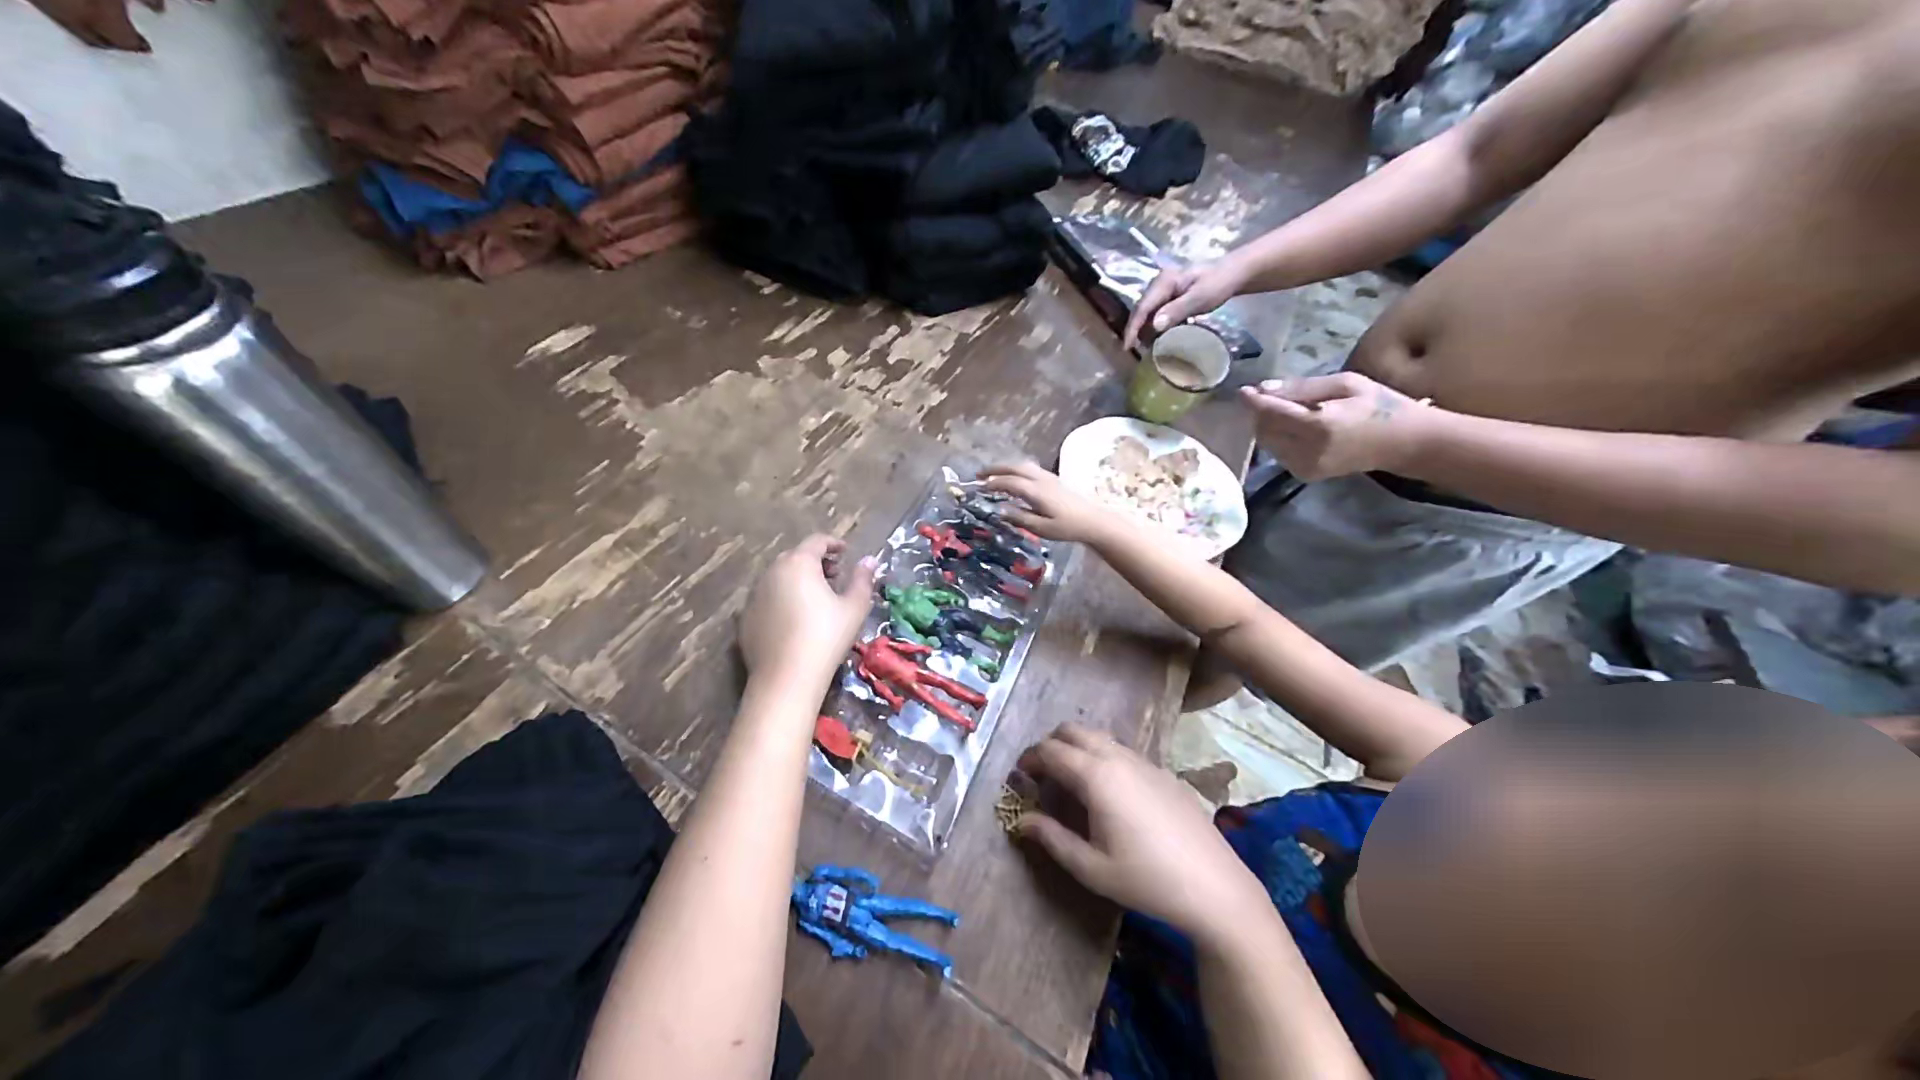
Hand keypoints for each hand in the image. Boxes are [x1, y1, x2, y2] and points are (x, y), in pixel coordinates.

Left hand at [738, 535, 877, 686]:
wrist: (786, 678)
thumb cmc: (826, 637)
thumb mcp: (854, 608)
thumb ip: (862, 580)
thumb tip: (869, 561)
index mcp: (799, 563)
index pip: (816, 541)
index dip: (833, 543)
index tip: (845, 552)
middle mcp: (772, 572)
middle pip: (795, 557)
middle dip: (815, 561)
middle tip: (834, 576)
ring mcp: (754, 595)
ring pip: (779, 578)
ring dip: (797, 580)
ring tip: (815, 598)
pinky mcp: (745, 618)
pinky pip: (767, 599)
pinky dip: (782, 600)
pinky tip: (794, 620)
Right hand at [979, 462, 1115, 544]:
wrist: (1093, 521)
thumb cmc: (1068, 527)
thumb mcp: (1042, 528)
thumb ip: (1020, 518)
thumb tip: (1000, 511)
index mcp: (1036, 491)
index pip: (1009, 482)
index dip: (993, 483)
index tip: (979, 487)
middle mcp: (1041, 479)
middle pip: (1015, 467)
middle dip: (995, 469)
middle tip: (979, 474)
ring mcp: (1048, 477)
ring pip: (1023, 465)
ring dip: (1006, 467)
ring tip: (993, 474)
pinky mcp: (1054, 480)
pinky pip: (1030, 469)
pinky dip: (1016, 470)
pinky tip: (1014, 477)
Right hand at [1015, 724, 1270, 945]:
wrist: (1215, 886)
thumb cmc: (1146, 880)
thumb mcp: (1091, 868)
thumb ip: (1052, 839)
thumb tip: (1021, 821)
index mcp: (1096, 776)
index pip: (1050, 750)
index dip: (1029, 759)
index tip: (1019, 777)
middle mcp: (1119, 758)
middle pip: (1074, 730)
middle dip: (1051, 745)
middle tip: (1042, 775)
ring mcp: (1145, 762)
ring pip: (1100, 737)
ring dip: (1078, 749)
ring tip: (1072, 784)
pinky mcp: (1165, 773)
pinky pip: (1123, 752)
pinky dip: (1103, 758)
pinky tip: (1110, 795)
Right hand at [1124, 259, 1246, 351]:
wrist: (1234, 273)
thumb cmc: (1218, 283)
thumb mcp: (1200, 297)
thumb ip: (1177, 310)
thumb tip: (1154, 325)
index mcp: (1164, 281)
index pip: (1143, 307)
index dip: (1133, 327)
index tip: (1128, 346)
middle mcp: (1160, 284)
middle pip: (1141, 309)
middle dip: (1135, 330)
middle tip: (1133, 350)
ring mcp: (1164, 289)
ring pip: (1148, 312)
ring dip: (1144, 329)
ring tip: (1144, 347)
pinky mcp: (1170, 296)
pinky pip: (1156, 312)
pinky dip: (1154, 326)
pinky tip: (1156, 337)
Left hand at [1240, 372, 1433, 480]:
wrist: (1404, 443)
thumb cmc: (1379, 406)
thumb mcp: (1345, 383)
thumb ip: (1302, 387)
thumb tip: (1264, 388)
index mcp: (1319, 425)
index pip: (1272, 413)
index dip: (1254, 401)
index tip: (1243, 390)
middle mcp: (1307, 450)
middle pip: (1264, 430)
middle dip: (1261, 413)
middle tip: (1270, 397)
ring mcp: (1305, 466)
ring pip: (1268, 443)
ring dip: (1269, 426)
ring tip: (1286, 411)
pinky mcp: (1306, 475)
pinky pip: (1279, 454)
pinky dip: (1279, 440)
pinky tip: (1296, 429)